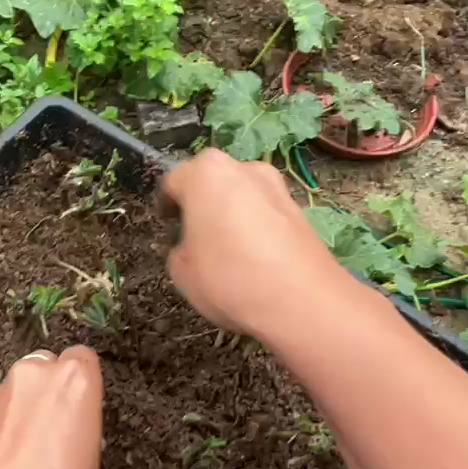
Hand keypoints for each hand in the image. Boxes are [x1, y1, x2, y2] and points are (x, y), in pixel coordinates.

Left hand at [0, 345, 103, 468]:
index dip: (83, 385)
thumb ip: (82, 432)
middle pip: (47, 368)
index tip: (83, 412)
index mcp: (74, 382)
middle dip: (51, 393)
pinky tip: (3, 460)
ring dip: (24, 408)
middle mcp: (33, 376)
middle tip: (56, 436)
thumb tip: (70, 430)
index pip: (83, 358)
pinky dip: (1, 425)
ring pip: (18, 389)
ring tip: (26, 454)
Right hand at [157, 148, 347, 338]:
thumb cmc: (229, 278)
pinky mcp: (300, 209)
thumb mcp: (182, 270)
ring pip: (242, 196)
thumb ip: (180, 248)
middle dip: (202, 204)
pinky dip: (255, 228)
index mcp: (206, 173)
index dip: (166, 203)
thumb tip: (194, 245)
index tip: (166, 223)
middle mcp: (243, 168)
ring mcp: (277, 186)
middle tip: (194, 236)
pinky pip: (265, 213)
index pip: (173, 180)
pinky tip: (254, 259)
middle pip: (212, 182)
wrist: (302, 300)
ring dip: (231, 215)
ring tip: (227, 251)